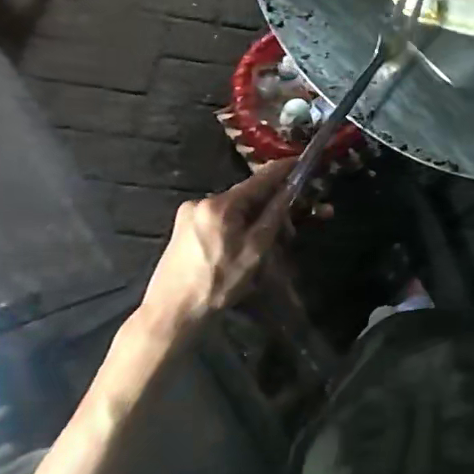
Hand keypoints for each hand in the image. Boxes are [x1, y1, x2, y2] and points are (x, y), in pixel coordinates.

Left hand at [141, 158, 295, 330]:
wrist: (171, 312)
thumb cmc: (216, 285)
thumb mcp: (253, 253)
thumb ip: (272, 217)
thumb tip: (289, 190)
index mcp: (220, 204)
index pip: (259, 179)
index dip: (283, 170)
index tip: (301, 161)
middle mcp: (202, 201)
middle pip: (247, 198)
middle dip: (271, 211)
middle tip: (290, 235)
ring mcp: (190, 214)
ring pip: (233, 212)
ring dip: (253, 225)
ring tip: (265, 254)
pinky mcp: (183, 228)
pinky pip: (219, 222)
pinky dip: (235, 231)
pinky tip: (242, 254)